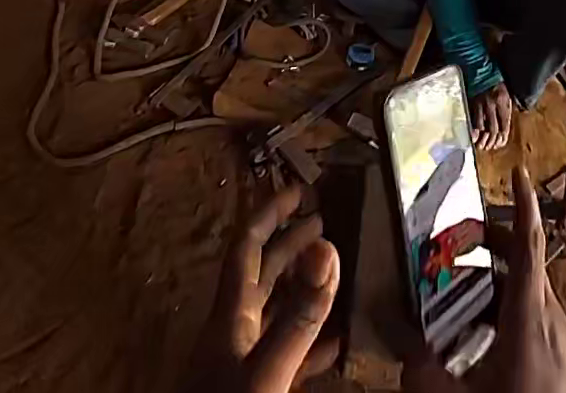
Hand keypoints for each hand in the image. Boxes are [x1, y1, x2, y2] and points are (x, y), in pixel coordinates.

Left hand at [191, 183, 340, 392]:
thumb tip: (327, 250)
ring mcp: (242, 360)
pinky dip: (310, 338)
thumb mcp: (265, 370)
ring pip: (275, 310)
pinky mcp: (254, 388)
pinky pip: (285, 352)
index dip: (269, 212)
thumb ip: (298, 316)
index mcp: (230, 313)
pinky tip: (335, 341)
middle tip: (322, 222)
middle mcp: (234, 328)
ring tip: (332, 269)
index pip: (247, 245)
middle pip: (263, 272)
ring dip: (302, 286)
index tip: (299, 191)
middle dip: (290, 242)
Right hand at [400, 165, 565, 392]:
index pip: (529, 244)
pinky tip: (494, 347)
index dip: (523, 205)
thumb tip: (401, 342)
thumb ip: (423, 367)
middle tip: (460, 243)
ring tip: (468, 304)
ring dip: (502, 287)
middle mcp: (556, 322)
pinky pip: (544, 324)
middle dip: (494, 245)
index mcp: (530, 318)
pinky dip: (517, 316)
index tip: (519, 173)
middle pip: (526, 265)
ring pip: (534, 297)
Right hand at [470, 86, 514, 150]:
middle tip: (490, 147)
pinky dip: (473, 131)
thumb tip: (504, 127)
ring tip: (481, 146)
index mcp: (502, 102)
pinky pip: (472, 120)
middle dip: (492, 141)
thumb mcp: (505, 94)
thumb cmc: (495, 82)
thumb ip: (505, 109)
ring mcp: (480, 105)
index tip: (500, 143)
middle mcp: (492, 105)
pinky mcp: (471, 104)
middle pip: (493, 129)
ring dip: (482, 139)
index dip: (502, 137)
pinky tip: (473, 137)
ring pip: (482, 127)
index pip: (504, 125)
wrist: (480, 70)